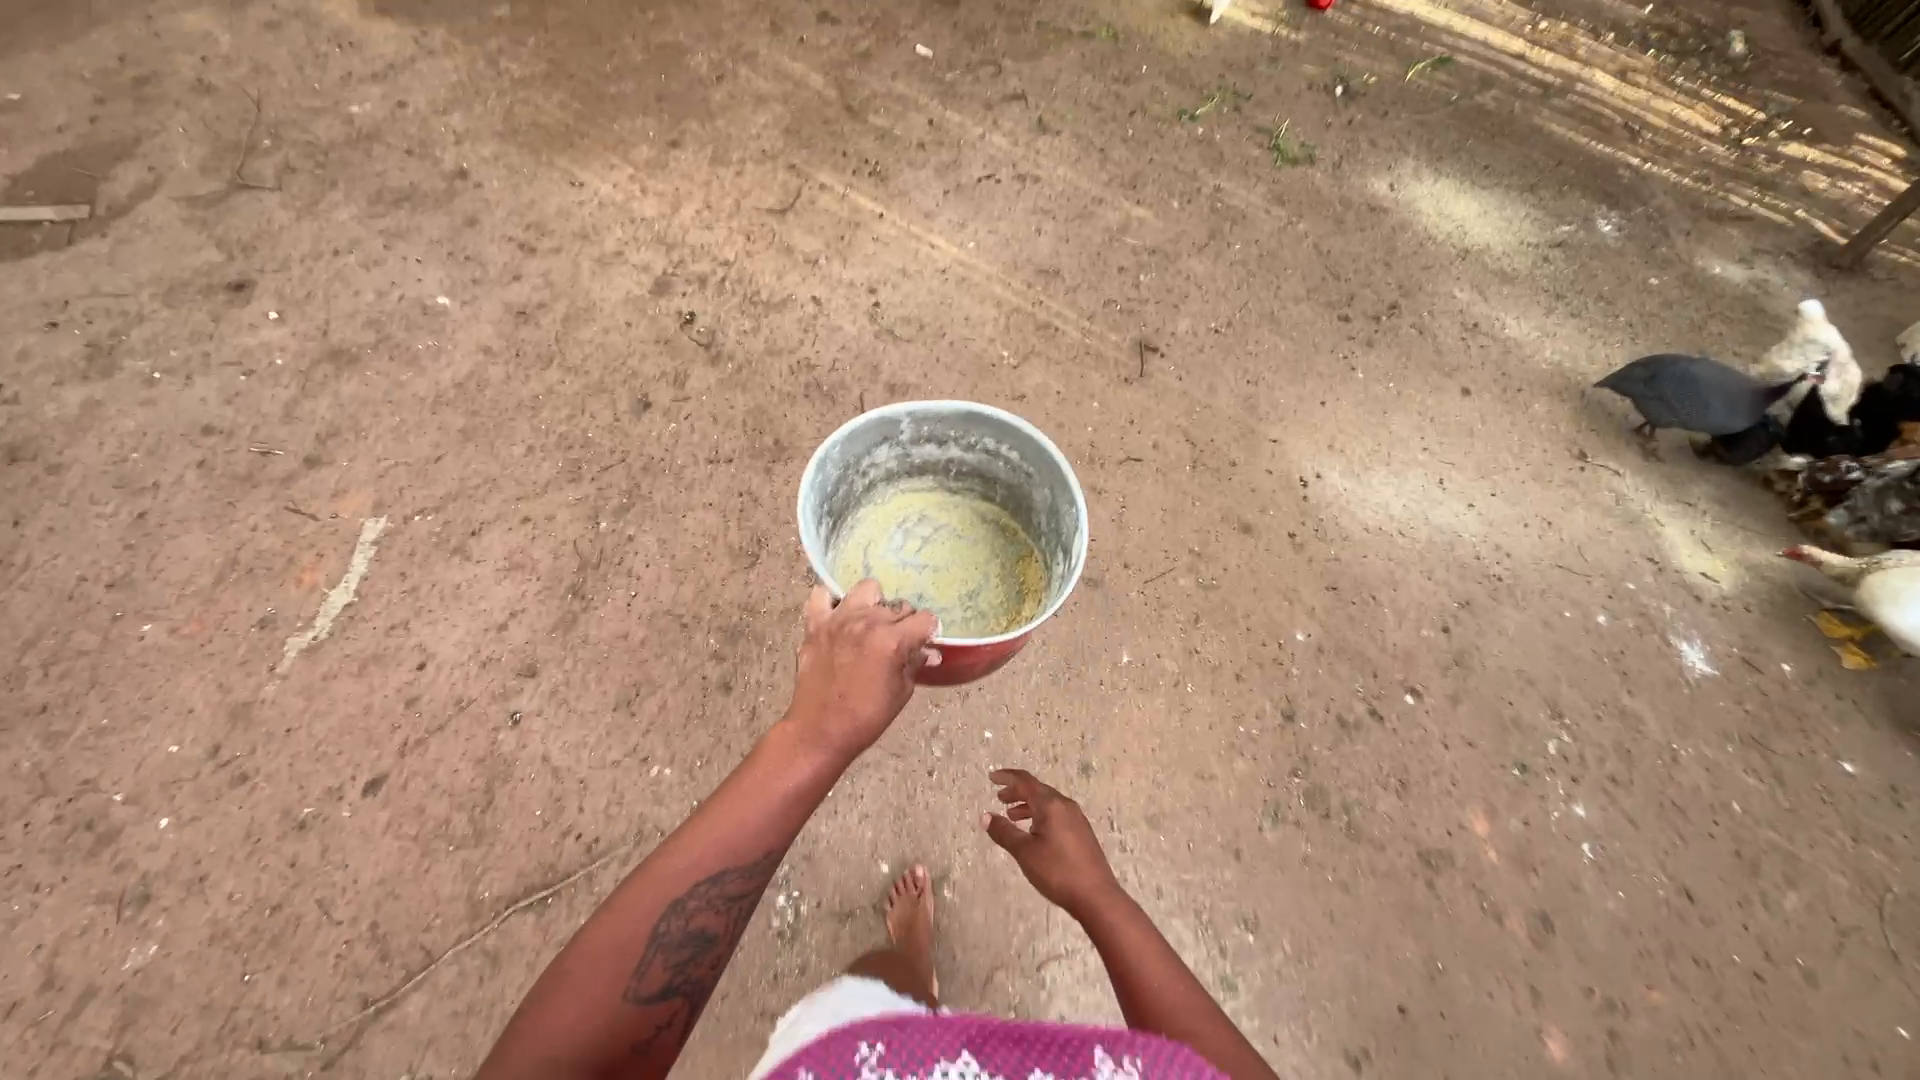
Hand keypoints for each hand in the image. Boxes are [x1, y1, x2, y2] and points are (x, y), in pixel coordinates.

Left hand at [785, 581, 940, 760]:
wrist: (820, 730)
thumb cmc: (866, 717)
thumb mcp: (901, 692)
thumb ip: (915, 664)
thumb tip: (928, 652)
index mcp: (893, 640)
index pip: (925, 619)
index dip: (928, 631)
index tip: (924, 642)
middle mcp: (868, 621)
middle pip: (898, 605)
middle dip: (904, 622)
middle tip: (898, 642)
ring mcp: (839, 619)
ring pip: (867, 589)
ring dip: (875, 604)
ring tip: (871, 623)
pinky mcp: (816, 624)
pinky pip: (822, 595)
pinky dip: (833, 600)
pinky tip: (839, 615)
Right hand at [981, 769, 1125, 920]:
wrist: (1096, 897)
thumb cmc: (1057, 871)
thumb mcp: (1025, 852)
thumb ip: (1004, 832)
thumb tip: (986, 816)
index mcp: (1051, 805)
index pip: (1026, 781)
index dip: (1007, 777)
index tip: (992, 777)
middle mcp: (1065, 806)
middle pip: (1037, 790)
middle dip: (1017, 792)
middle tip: (1000, 798)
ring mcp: (1076, 819)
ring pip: (1047, 803)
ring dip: (1028, 805)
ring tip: (1012, 816)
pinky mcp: (1081, 833)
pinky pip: (1056, 815)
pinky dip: (1040, 816)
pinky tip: (1033, 832)